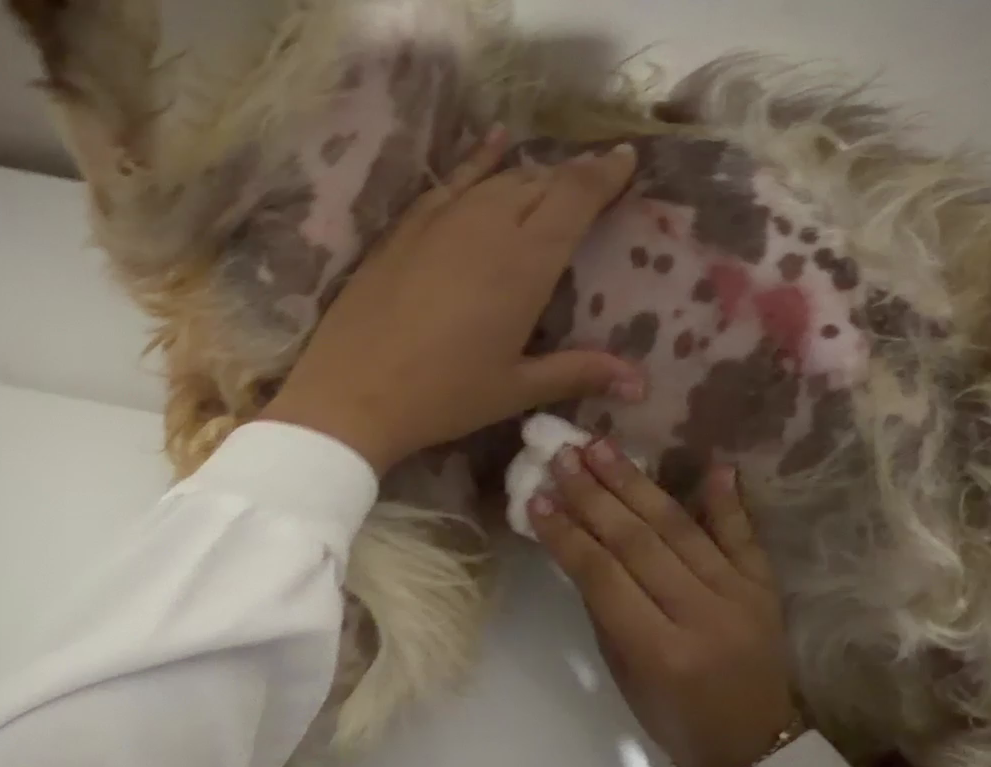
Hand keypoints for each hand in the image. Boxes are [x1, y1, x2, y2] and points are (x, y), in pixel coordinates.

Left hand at [260, 129, 645, 472]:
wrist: (351, 395)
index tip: (625, 160)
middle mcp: (487, 226)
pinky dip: (475, 160)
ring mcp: (440, 222)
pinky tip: (491, 144)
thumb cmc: (440, 397)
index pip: (576, 196)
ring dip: (528, 175)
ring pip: (496, 180)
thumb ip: (576, 373)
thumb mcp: (513, 389)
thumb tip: (639, 384)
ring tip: (547, 178)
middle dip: (570, 178)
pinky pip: (449, 182)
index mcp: (526, 262)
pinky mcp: (403, 230)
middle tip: (589, 184)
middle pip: (539, 182)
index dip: (605, 174)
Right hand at [531, 442, 797, 766]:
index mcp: (659, 649)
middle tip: (565, 455)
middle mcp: (702, 615)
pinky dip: (726, 500)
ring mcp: (740, 596)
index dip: (567, 534)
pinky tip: (711, 463)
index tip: (538, 498)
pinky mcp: (766, 588)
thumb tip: (578, 545)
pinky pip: (743, 536)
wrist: (755, 744)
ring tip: (604, 447)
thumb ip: (605, 608)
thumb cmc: (672, 717)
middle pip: (639, 542)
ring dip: (638, 484)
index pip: (603, 576)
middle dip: (595, 495)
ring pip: (680, 528)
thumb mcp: (623, 672)